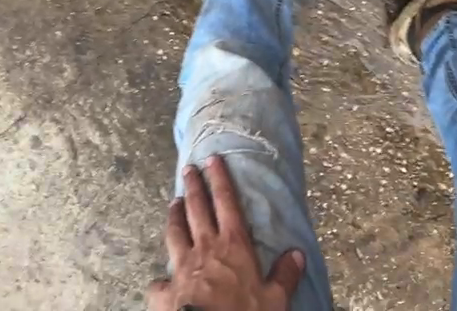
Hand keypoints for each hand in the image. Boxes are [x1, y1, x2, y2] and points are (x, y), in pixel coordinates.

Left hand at [147, 155, 305, 310]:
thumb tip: (298, 254)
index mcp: (233, 244)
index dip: (219, 179)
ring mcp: (183, 267)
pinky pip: (160, 282)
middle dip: (193, 186)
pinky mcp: (168, 291)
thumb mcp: (275, 299)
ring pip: (175, 233)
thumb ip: (285, 275)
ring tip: (173, 203)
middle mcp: (206, 247)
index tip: (213, 159)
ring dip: (174, 216)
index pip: (226, 202)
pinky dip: (159, 280)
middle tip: (188, 169)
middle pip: (197, 209)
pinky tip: (158, 281)